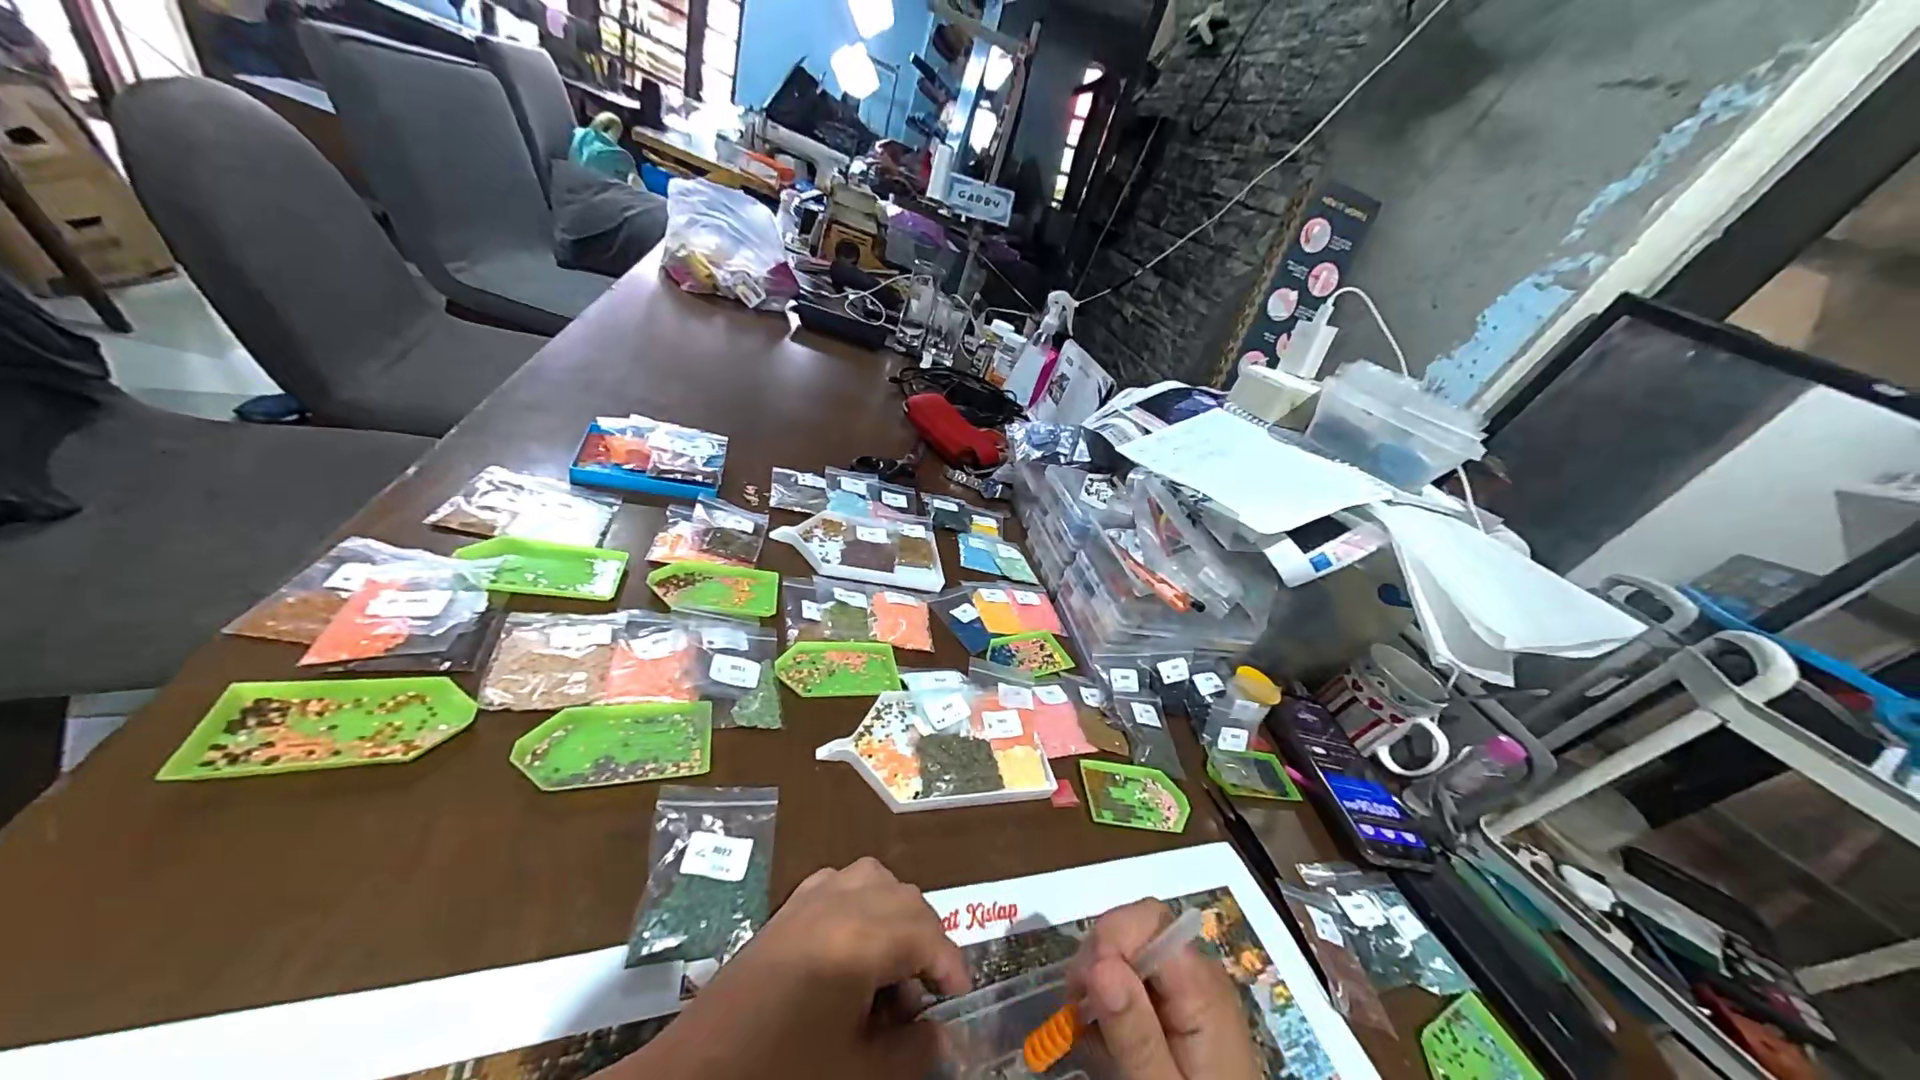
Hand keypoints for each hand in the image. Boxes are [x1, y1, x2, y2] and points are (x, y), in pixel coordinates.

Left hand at [608, 857, 969, 1079]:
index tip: (959, 1001)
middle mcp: (840, 902)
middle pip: (906, 900)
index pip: (927, 932)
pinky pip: (841, 883)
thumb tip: (942, 1033)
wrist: (695, 1073)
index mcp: (860, 937)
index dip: (951, 965)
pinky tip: (852, 947)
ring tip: (891, 969)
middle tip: (924, 996)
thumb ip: (911, 1051)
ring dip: (897, 916)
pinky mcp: (787, 908)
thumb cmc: (781, 1072)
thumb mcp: (856, 1073)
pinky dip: (862, 902)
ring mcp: (809, 898)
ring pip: (876, 880)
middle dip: (927, 941)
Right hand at [1069, 899, 1261, 1079]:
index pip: (1150, 920)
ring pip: (1130, 950)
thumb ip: (1133, 1032)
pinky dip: (1109, 997)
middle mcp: (1198, 976)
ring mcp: (1189, 991)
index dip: (1110, 938)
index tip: (1082, 986)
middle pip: (1137, 929)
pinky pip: (1135, 978)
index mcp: (1202, 988)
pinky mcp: (1179, 1008)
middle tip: (1077, 1011)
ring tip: (1086, 1029)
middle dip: (1098, 958)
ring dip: (1098, 979)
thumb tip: (1099, 962)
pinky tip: (1103, 1035)